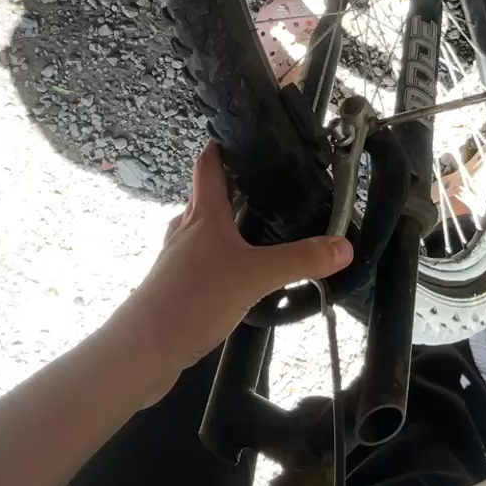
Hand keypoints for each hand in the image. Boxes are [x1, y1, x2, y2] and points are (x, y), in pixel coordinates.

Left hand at [118, 143, 351, 383]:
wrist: (142, 351)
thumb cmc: (193, 298)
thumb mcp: (255, 276)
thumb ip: (300, 261)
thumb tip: (343, 246)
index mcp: (203, 215)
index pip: (207, 166)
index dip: (219, 147)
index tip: (235, 135)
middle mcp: (187, 231)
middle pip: (205, 197)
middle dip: (229, 187)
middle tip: (259, 183)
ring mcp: (177, 261)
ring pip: (201, 231)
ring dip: (222, 225)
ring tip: (250, 228)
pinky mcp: (174, 288)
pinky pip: (199, 262)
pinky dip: (217, 259)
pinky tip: (235, 275)